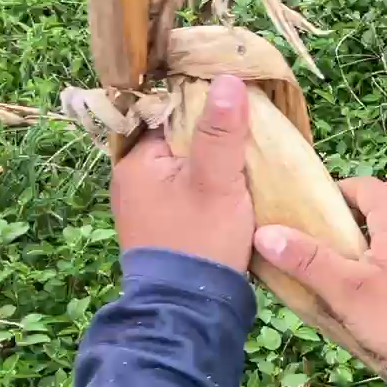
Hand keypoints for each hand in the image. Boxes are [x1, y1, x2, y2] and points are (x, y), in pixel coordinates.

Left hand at [111, 75, 253, 273]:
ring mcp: (147, 205)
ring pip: (187, 164)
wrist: (190, 307)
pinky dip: (211, 183)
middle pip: (180, 137)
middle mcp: (133, 179)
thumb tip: (226, 78)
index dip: (207, 104)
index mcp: (136, 162)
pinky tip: (237, 188)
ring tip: (251, 159)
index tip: (242, 105)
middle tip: (253, 133)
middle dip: (214, 133)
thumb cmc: (201, 238)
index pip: (171, 112)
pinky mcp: (164, 225)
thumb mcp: (217, 180)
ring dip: (216, 160)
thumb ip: (221, 131)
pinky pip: (189, 188)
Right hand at [253, 177, 386, 370]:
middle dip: (361, 207)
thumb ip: (307, 260)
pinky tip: (377, 280)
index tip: (314, 211)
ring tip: (351, 258)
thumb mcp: (346, 290)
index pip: (367, 186)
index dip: (339, 192)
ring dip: (378, 230)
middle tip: (334, 231)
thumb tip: (266, 233)